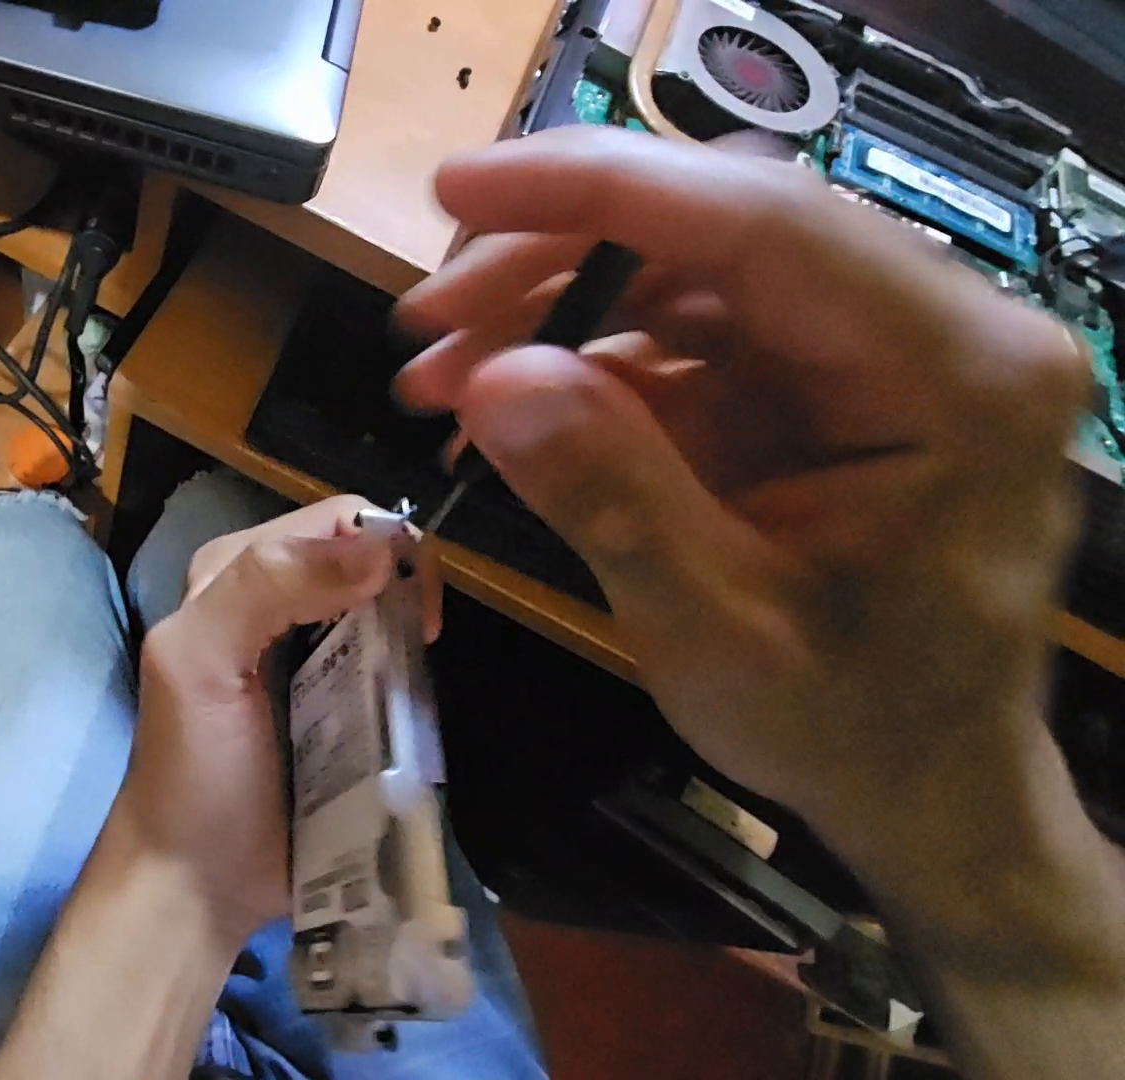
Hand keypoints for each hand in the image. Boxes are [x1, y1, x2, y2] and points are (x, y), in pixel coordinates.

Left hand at [112, 496, 408, 943]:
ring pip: (380, 606)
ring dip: (405, 634)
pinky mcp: (334, 693)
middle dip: (399, 589)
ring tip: (404, 683)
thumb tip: (376, 551)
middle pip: (362, 557)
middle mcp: (270, 595)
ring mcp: (306, 646)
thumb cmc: (192, 767)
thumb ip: (264, 588)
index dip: (380, 549)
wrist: (199, 872)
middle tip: (414, 647)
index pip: (330, 521)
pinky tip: (401, 702)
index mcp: (232, 571)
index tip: (409, 612)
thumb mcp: (199, 662)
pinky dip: (404, 670)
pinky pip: (385, 656)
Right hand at [393, 127, 1088, 870]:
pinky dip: (555, 372)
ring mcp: (832, 358)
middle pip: (697, 233)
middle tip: (422, 328)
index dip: (592, 192)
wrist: (904, 780)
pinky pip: (648, 345)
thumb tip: (493, 382)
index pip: (755, 224)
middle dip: (540, 267)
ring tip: (432, 383)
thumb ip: (611, 498)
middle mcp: (901, 334)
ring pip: (659, 280)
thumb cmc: (840, 718)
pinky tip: (488, 415)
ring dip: (532, 319)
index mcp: (943, 375)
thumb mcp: (711, 625)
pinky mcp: (775, 389)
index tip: (454, 187)